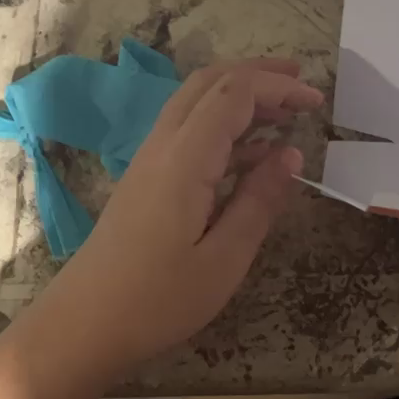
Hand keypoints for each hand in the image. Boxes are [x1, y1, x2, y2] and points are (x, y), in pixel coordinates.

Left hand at [30, 59, 322, 383]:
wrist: (82, 325)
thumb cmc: (157, 300)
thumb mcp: (224, 260)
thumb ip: (260, 202)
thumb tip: (291, 154)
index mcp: (185, 158)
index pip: (234, 93)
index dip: (278, 87)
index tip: (316, 101)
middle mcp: (164, 145)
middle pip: (210, 83)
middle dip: (258, 74)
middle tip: (301, 83)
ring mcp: (150, 160)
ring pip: (196, 102)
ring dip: (240, 96)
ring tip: (286, 115)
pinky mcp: (145, 178)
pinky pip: (188, 131)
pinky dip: (224, 126)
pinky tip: (253, 155)